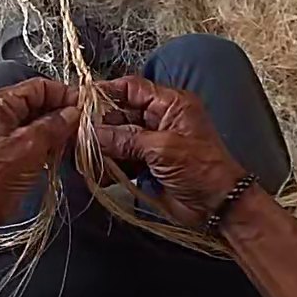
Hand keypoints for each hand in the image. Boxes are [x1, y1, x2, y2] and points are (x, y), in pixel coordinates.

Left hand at [0, 77, 80, 246]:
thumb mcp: (30, 145)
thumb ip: (54, 125)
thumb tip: (73, 113)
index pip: (38, 86)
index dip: (63, 94)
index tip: (84, 106)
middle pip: (39, 103)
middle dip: (62, 113)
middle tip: (83, 124)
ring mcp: (3, 131)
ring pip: (38, 121)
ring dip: (57, 129)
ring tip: (76, 138)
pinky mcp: (9, 150)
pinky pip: (34, 138)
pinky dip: (49, 142)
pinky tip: (62, 150)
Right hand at [93, 76, 249, 228]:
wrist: (219, 208)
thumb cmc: (201, 170)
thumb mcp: (162, 149)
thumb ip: (124, 139)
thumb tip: (90, 133)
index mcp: (170, 104)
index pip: (131, 88)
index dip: (106, 92)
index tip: (80, 101)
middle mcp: (158, 119)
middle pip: (119, 114)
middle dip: (99, 126)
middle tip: (77, 136)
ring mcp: (150, 142)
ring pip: (116, 138)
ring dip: (101, 149)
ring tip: (84, 158)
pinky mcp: (145, 163)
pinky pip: (120, 159)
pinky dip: (108, 166)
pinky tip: (96, 174)